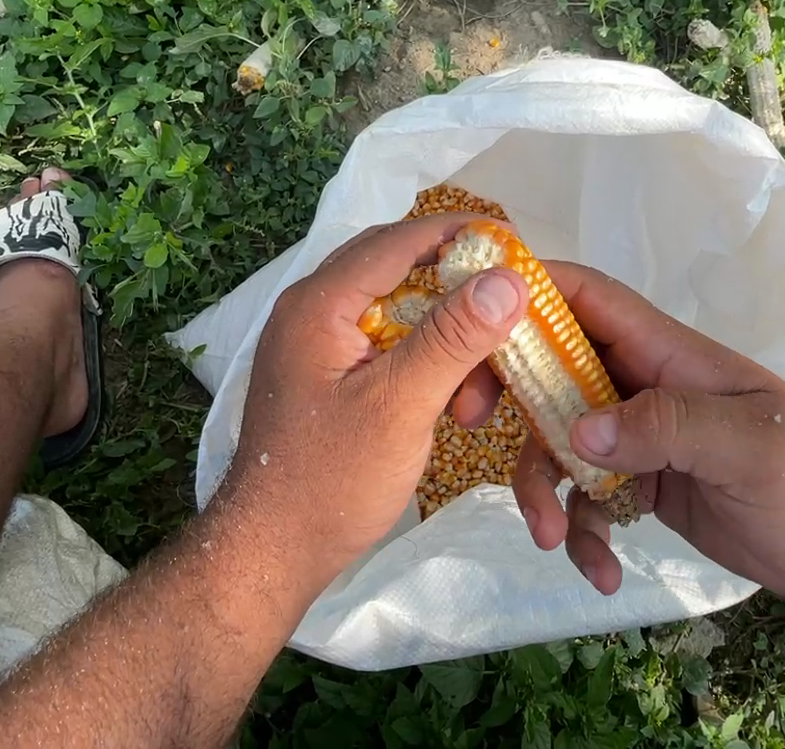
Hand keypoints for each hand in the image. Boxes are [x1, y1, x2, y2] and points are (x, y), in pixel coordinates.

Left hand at [219, 214, 527, 582]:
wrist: (271, 551)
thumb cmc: (332, 480)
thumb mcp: (399, 406)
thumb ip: (452, 339)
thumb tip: (507, 279)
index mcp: (320, 303)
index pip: (397, 241)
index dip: (457, 233)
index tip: (513, 241)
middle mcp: (313, 308)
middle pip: (394, 264)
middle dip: (453, 278)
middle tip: (507, 292)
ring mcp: (317, 339)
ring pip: (394, 304)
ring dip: (443, 327)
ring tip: (481, 372)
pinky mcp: (328, 369)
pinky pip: (386, 338)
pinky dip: (424, 354)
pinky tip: (453, 391)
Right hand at [489, 262, 784, 597]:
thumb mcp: (750, 445)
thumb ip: (668, 426)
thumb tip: (581, 430)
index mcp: (665, 350)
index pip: (587, 296)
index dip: (528, 290)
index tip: (473, 317)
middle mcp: (638, 381)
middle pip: (550, 364)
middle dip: (506, 391)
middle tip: (468, 422)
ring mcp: (633, 432)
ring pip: (556, 437)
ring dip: (542, 485)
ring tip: (553, 538)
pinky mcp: (633, 479)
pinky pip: (583, 493)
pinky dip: (580, 530)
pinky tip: (601, 571)